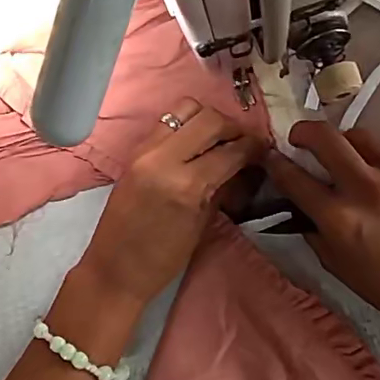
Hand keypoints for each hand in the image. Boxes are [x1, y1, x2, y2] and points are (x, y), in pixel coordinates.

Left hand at [76, 98, 264, 304]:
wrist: (115, 269)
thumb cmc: (164, 259)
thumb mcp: (202, 224)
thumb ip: (223, 187)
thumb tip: (245, 165)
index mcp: (185, 184)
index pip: (229, 151)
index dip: (253, 147)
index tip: (264, 149)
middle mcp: (163, 158)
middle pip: (209, 119)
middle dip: (233, 127)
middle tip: (244, 142)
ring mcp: (145, 151)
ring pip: (185, 110)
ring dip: (208, 120)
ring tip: (219, 139)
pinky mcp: (134, 151)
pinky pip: (167, 123)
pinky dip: (187, 126)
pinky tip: (196, 145)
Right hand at [264, 121, 379, 344]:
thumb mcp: (340, 268)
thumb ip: (316, 232)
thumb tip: (302, 208)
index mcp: (340, 219)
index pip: (294, 177)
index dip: (275, 163)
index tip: (270, 157)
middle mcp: (366, 188)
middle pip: (324, 136)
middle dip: (303, 131)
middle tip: (299, 139)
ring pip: (358, 136)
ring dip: (341, 142)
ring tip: (341, 158)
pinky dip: (376, 162)